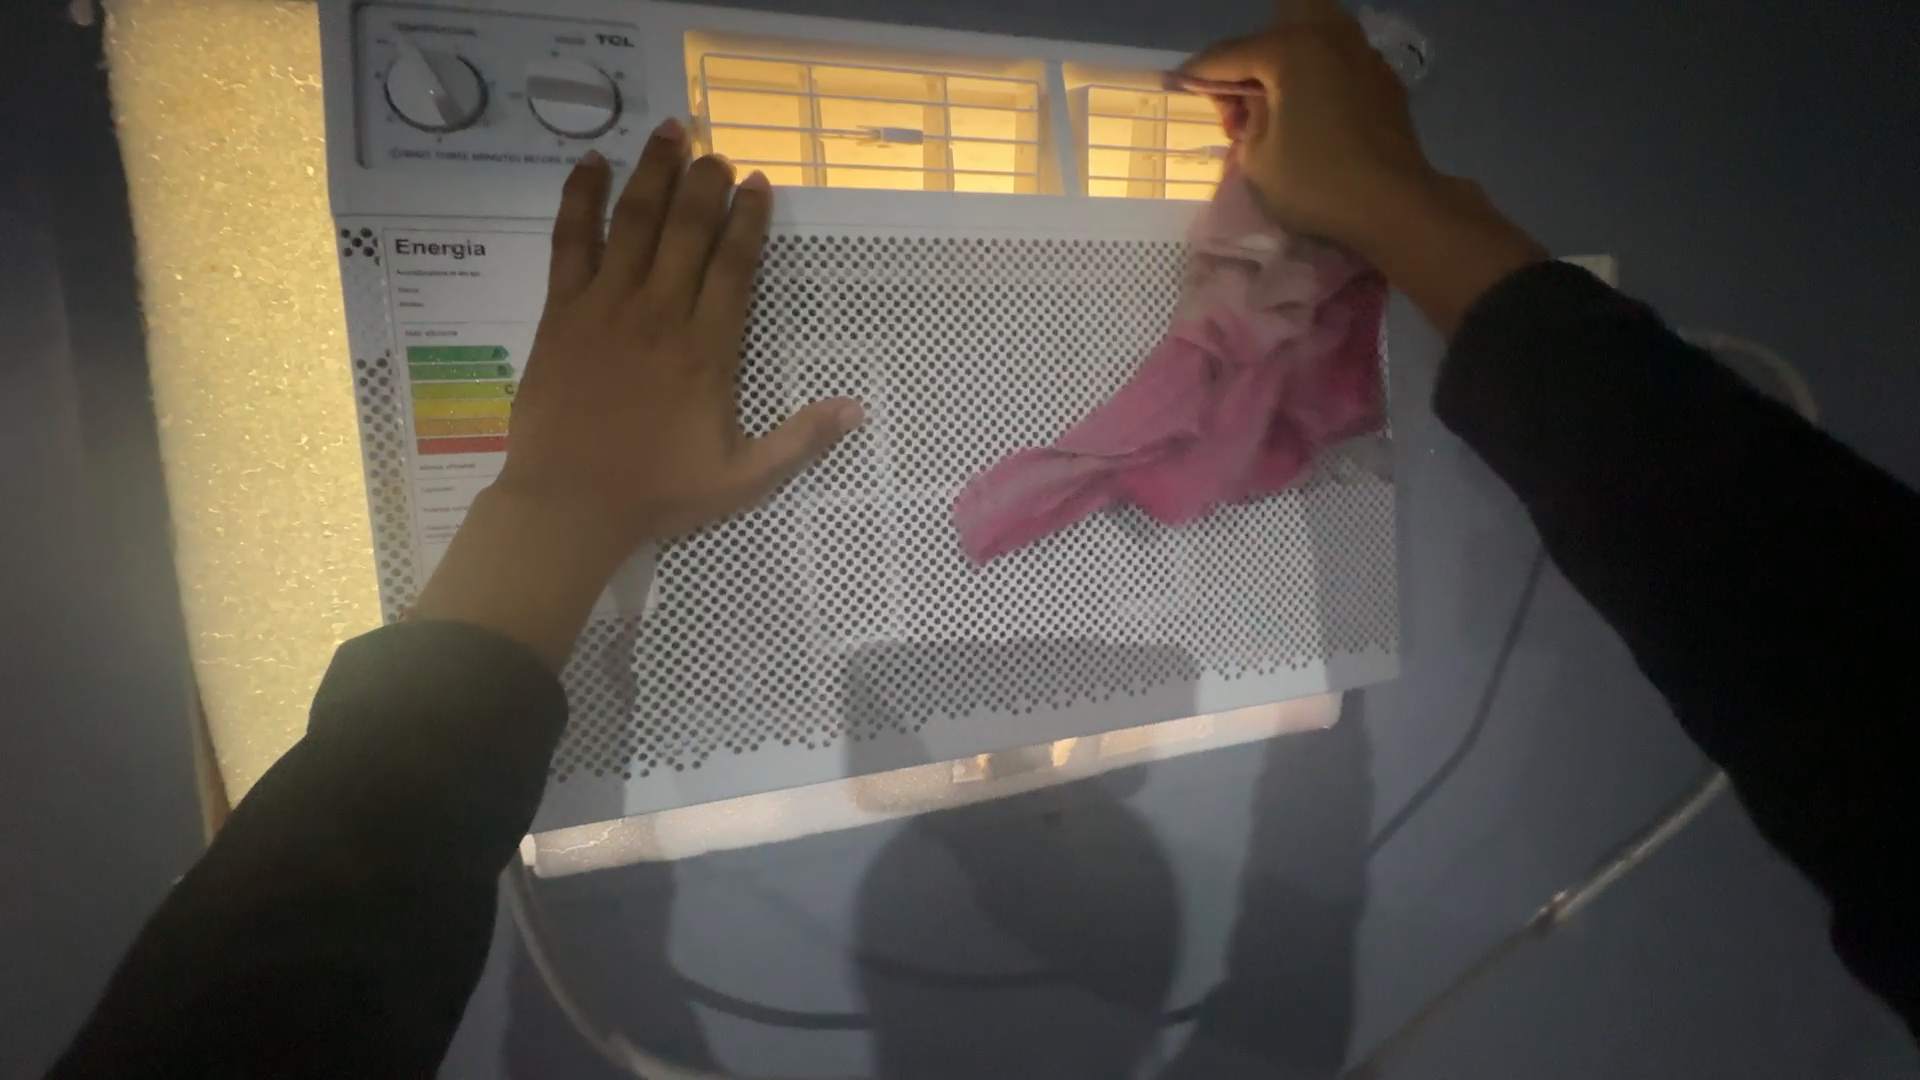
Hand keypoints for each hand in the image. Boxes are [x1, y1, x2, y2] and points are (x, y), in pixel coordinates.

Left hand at [410, 120, 862, 667]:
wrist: (573, 503)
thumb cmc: (663, 492)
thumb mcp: (746, 478)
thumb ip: (802, 440)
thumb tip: (858, 409)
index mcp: (708, 351)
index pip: (733, 268)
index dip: (748, 221)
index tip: (758, 183)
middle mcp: (660, 315)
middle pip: (687, 232)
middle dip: (705, 186)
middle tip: (718, 153)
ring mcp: (607, 308)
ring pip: (634, 224)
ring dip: (654, 174)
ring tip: (671, 131)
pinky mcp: (563, 312)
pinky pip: (570, 242)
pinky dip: (580, 199)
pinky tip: (590, 164)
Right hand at [1184, 1, 1544, 335]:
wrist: (1390, 203)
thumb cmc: (1313, 182)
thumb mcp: (1256, 158)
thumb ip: (1247, 121)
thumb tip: (1254, 107)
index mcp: (1291, 50)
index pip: (1229, 54)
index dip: (1197, 73)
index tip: (1174, 82)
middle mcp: (1330, 36)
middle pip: (1283, 17)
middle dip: (1254, 48)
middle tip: (1240, 94)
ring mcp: (1363, 54)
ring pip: (1317, 31)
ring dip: (1288, 57)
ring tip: (1274, 105)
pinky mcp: (1383, 80)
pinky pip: (1339, 60)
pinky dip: (1316, 76)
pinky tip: (1308, 114)